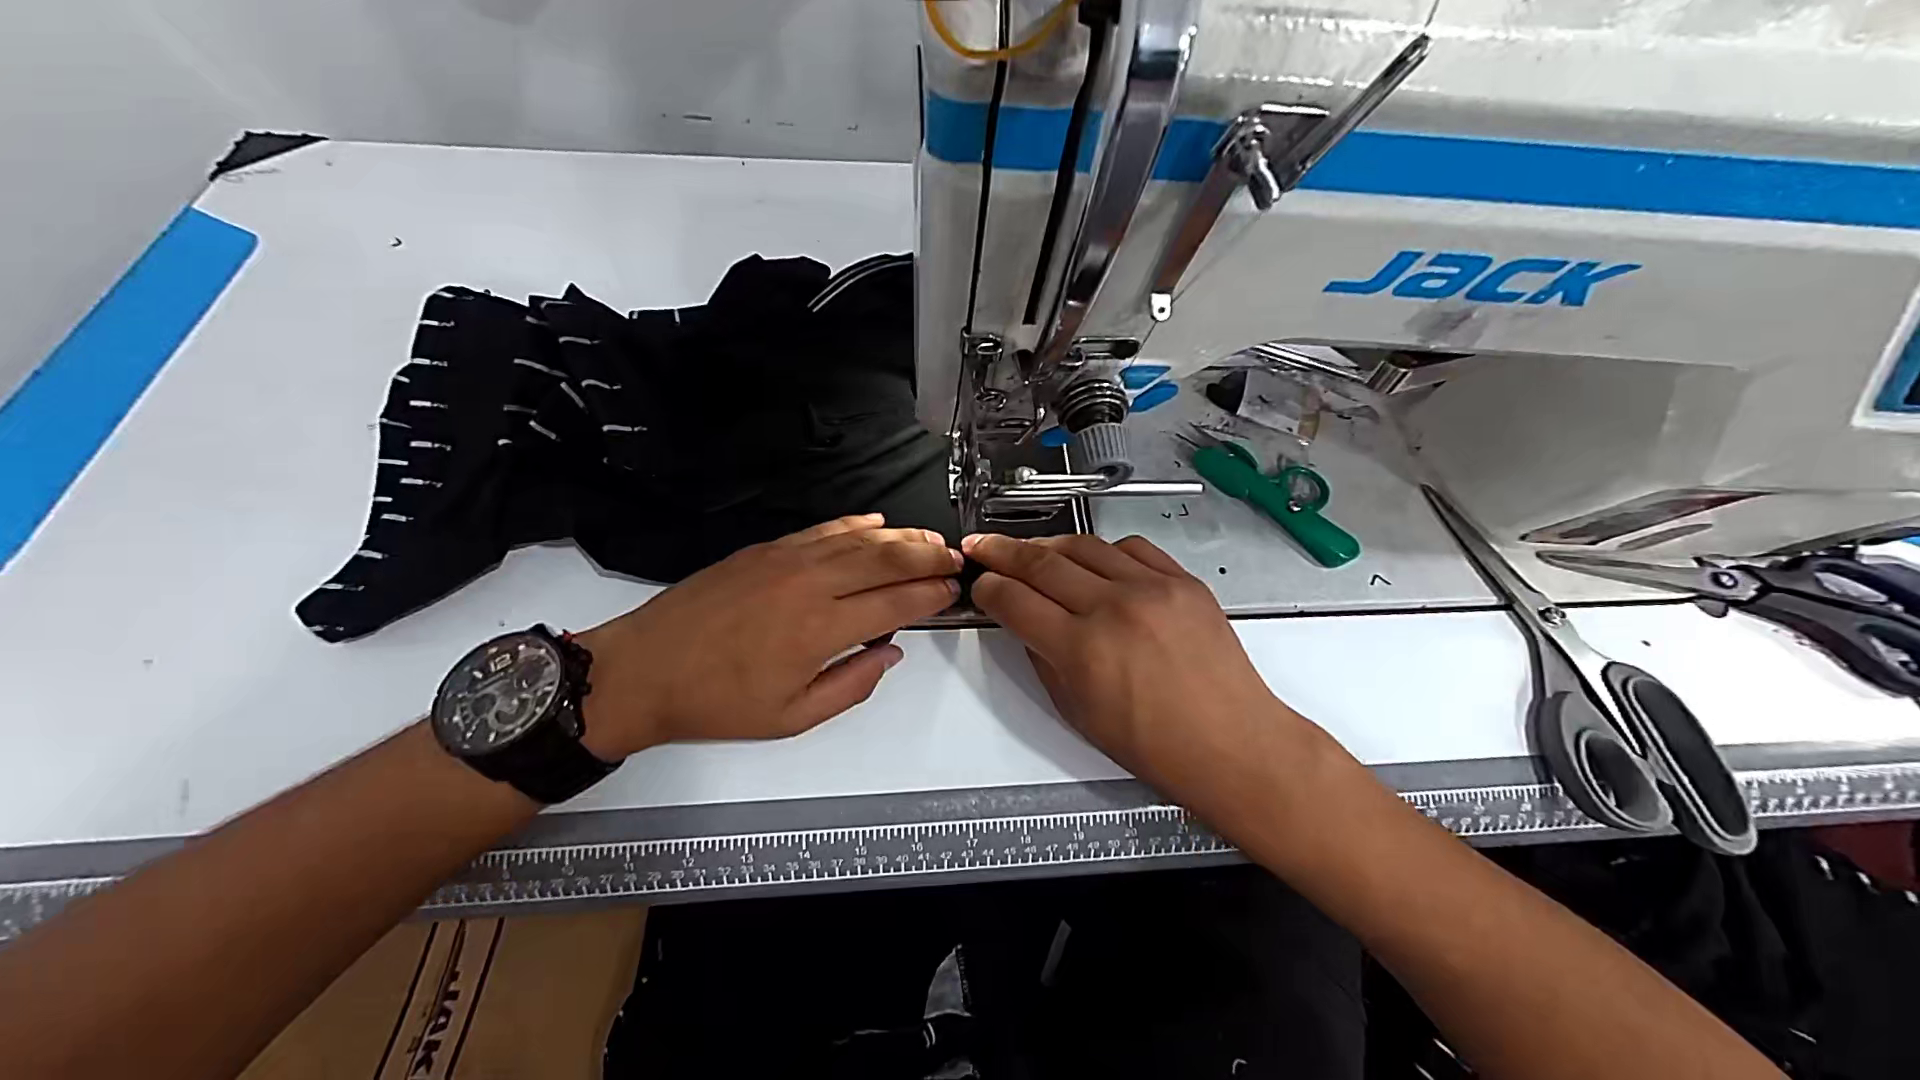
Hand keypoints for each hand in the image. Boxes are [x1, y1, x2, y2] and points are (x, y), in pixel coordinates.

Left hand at [576, 515, 961, 757]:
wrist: (643, 670)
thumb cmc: (715, 701)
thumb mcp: (792, 718)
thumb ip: (852, 685)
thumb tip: (890, 653)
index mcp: (821, 630)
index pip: (895, 602)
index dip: (931, 595)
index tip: (952, 591)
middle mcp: (810, 586)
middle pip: (887, 560)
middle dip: (928, 558)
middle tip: (954, 559)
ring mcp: (786, 560)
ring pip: (860, 539)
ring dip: (901, 539)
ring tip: (929, 541)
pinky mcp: (765, 550)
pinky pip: (823, 530)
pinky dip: (855, 525)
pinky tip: (877, 524)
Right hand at [963, 532, 1324, 806]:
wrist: (1232, 745)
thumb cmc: (1163, 744)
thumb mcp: (1078, 712)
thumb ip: (1044, 659)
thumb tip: (1026, 625)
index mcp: (1082, 650)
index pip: (1014, 600)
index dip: (988, 588)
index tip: (982, 584)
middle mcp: (1116, 610)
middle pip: (1040, 562)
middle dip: (1002, 551)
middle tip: (985, 545)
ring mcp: (1153, 590)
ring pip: (1082, 545)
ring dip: (1047, 544)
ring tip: (1031, 549)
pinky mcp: (1182, 582)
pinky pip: (1131, 547)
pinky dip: (1103, 549)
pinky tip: (1092, 557)